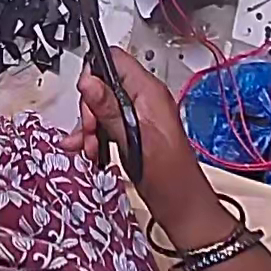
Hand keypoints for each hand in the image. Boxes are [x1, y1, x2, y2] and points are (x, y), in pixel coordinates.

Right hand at [59, 47, 240, 249]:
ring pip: (100, 104)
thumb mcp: (134, 141)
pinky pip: (105, 121)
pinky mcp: (133, 129)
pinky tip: (87, 148)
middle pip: (103, 82)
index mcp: (149, 93)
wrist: (184, 211)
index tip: (87, 99)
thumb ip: (109, 109)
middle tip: (90, 129)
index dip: (94, 73)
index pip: (114, 59)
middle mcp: (144, 99)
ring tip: (88, 145)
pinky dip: (93, 134)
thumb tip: (88, 81)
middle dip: (89, 106)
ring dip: (88, 124)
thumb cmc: (170, 180)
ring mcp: (139, 114)